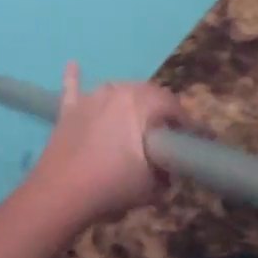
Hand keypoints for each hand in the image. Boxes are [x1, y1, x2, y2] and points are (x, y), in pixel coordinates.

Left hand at [25, 62, 188, 226]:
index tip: (194, 139)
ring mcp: (91, 98)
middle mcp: (117, 91)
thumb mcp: (154, 185)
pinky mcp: (69, 110)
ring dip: (129, 101)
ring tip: (135, 120)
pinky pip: (73, 88)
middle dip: (160, 110)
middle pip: (146, 93)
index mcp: (142, 104)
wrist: (63, 192)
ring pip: (116, 90)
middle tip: (166, 134)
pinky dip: (74, 77)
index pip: (173, 105)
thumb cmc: (113, 184)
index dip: (187, 122)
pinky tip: (72, 64)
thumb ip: (167, 172)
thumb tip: (168, 170)